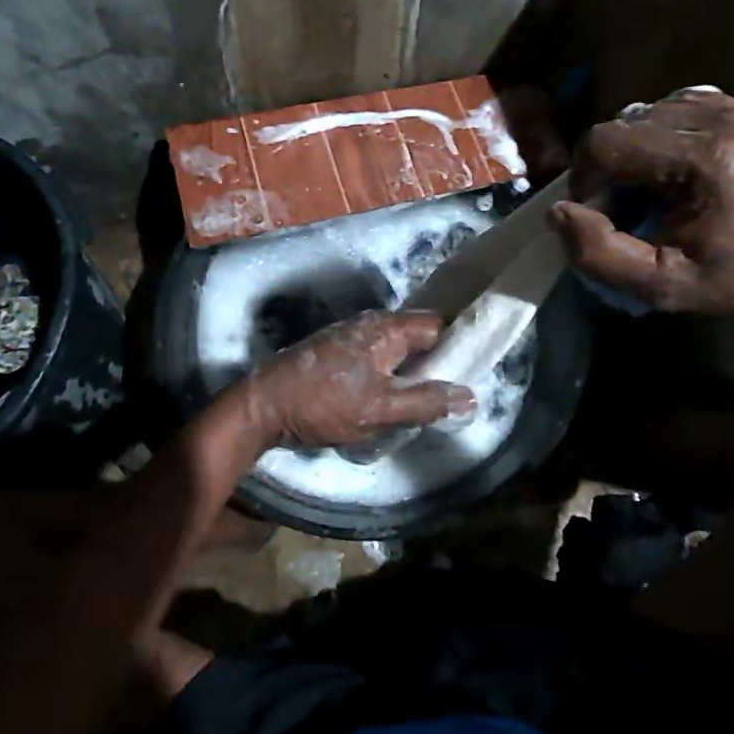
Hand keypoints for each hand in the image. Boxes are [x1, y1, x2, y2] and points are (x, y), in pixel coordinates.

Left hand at [238, 311, 475, 447]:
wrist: (263, 406)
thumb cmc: (324, 403)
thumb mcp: (380, 409)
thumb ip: (425, 402)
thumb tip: (470, 396)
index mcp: (386, 329)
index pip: (437, 326)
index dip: (457, 345)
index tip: (470, 371)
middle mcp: (370, 324)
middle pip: (417, 336)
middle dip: (434, 362)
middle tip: (448, 392)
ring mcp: (350, 336)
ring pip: (395, 349)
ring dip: (410, 371)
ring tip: (422, 400)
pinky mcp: (336, 352)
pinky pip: (376, 357)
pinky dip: (389, 373)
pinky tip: (390, 397)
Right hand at [550, 87, 733, 322]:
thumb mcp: (660, 286)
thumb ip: (598, 253)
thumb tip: (558, 212)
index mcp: (705, 157)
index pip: (606, 141)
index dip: (586, 178)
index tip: (600, 216)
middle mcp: (728, 118)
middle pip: (627, 121)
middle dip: (610, 164)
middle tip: (625, 207)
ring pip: (656, 109)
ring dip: (637, 147)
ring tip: (652, 188)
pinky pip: (691, 106)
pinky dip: (669, 134)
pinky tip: (679, 169)